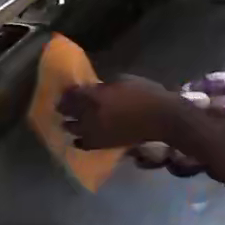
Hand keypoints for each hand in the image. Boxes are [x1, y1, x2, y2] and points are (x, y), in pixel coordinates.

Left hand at [58, 76, 183, 150]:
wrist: (160, 118)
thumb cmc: (144, 93)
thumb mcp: (122, 80)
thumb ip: (103, 86)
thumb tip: (91, 88)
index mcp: (93, 97)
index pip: (70, 94)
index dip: (66, 92)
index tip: (66, 91)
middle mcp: (88, 115)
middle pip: (67, 111)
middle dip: (64, 107)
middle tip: (63, 105)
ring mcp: (94, 131)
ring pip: (70, 128)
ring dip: (68, 123)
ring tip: (68, 121)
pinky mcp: (102, 144)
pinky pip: (82, 144)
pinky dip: (78, 140)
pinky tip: (78, 137)